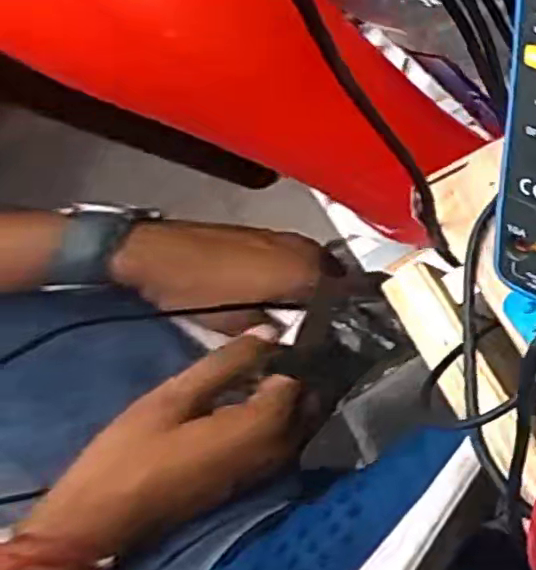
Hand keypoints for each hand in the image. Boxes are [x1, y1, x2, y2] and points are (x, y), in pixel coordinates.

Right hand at [17, 333, 303, 559]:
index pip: (297, 374)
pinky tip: (233, 422)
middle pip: (308, 394)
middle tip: (240, 378)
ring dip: (280, 403)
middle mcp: (291, 439)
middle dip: (285, 382)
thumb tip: (271, 330)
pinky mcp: (264, 476)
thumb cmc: (125, 462)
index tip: (247, 361)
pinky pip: (287, 436)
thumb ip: (226, 363)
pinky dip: (273, 424)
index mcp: (273, 419)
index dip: (275, 363)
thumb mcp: (169, 402)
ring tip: (234, 396)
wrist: (93, 532)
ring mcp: (280, 461)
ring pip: (301, 416)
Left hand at [112, 221, 328, 331]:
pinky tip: (274, 281)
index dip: (337, 314)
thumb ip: (272, 329)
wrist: (156, 252)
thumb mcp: (233, 322)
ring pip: (318, 265)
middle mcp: (314, 254)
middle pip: (336, 279)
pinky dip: (295, 269)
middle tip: (312, 313)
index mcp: (312, 275)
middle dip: (328, 295)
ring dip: (312, 280)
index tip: (326, 327)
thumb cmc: (197, 289)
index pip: (344, 298)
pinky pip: (299, 255)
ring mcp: (295, 240)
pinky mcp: (275, 234)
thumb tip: (291, 335)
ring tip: (294, 297)